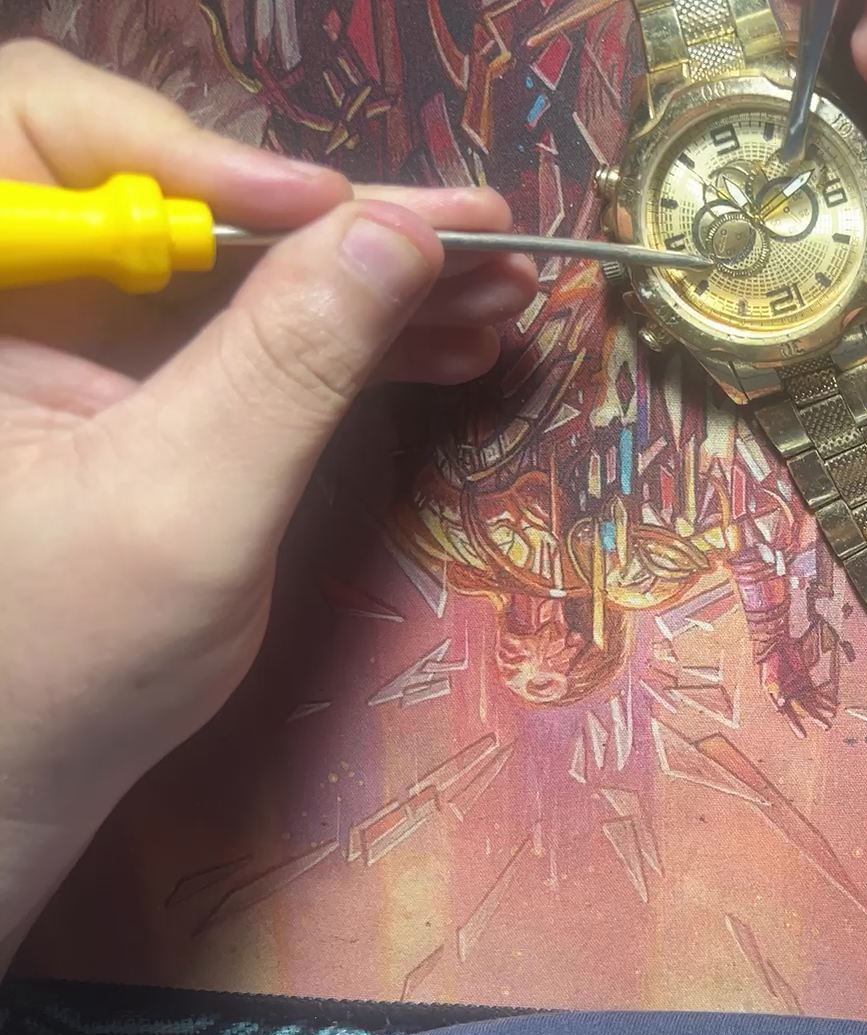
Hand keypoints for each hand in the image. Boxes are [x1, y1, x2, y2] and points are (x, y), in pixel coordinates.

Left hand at [0, 41, 535, 946]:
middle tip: (485, 246)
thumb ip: (293, 360)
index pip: (53, 133)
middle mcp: (18, 281)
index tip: (356, 215)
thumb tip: (400, 235)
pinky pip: (273, 329)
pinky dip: (372, 335)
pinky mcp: (158, 376)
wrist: (28, 755)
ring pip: (255, 262)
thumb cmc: (68, 650)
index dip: (214, 157)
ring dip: (386, 281)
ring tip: (502, 295)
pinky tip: (457, 341)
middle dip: (349, 226)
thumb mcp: (192, 496)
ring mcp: (90, 330)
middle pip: (188, 192)